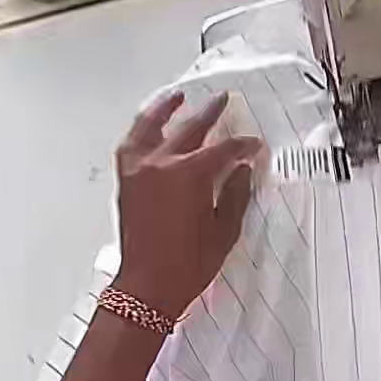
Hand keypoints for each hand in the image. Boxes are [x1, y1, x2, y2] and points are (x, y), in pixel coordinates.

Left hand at [113, 91, 262, 317]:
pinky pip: (132, 143)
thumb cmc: (189, 263)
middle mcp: (161, 164)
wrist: (149, 284)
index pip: (223, 150)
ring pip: (152, 127)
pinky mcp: (126, 180)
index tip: (254, 146)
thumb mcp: (225, 230)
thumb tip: (241, 170)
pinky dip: (142, 129)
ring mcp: (139, 169)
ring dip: (167, 109)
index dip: (242, 146)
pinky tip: (149, 126)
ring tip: (178, 96)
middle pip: (190, 129)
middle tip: (222, 101)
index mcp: (191, 175)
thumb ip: (235, 194)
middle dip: (210, 114)